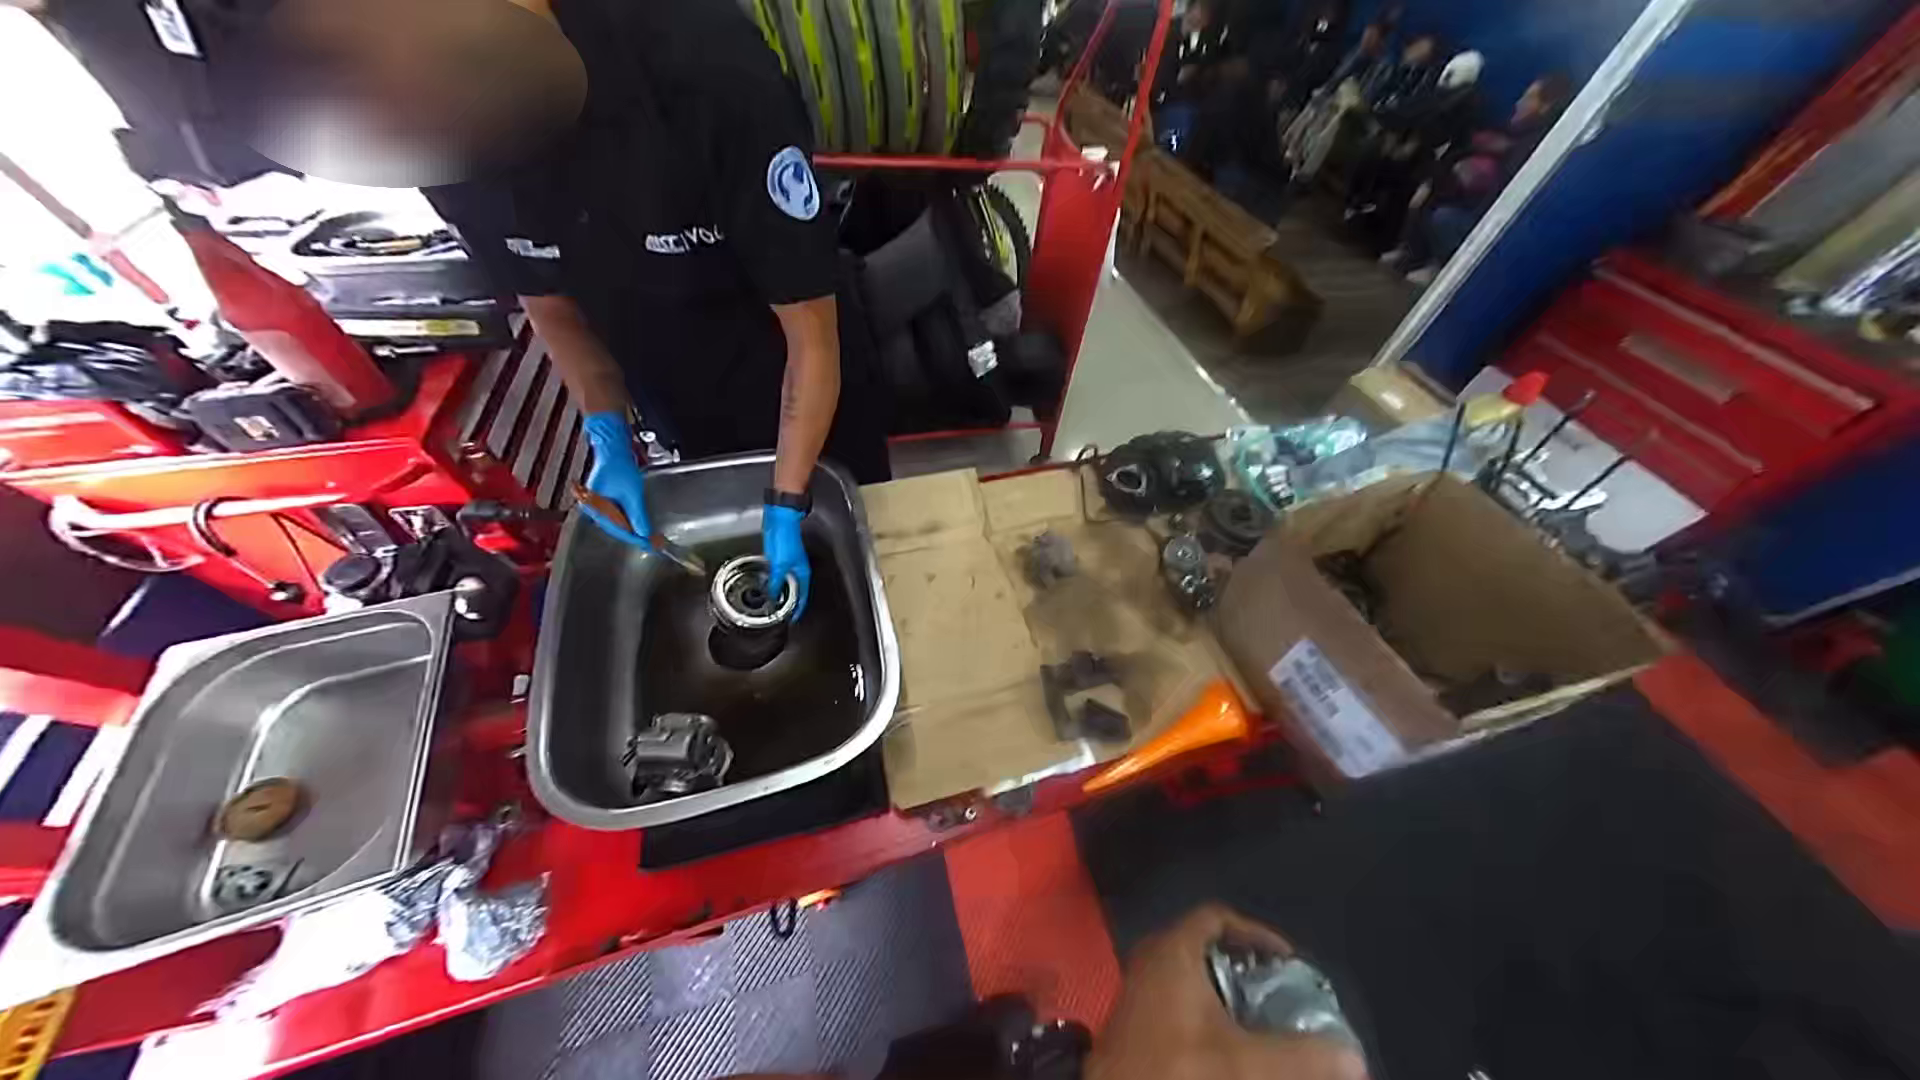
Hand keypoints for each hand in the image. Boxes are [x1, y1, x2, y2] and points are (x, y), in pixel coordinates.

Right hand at [580, 411, 650, 547]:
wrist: (613, 450)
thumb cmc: (619, 468)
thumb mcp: (633, 495)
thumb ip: (638, 516)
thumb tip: (644, 533)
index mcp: (595, 509)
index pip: (618, 531)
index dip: (636, 539)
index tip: (650, 545)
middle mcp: (593, 509)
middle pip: (617, 529)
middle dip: (635, 536)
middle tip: (652, 543)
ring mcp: (597, 505)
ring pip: (616, 524)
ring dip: (632, 529)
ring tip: (648, 536)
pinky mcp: (603, 500)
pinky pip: (616, 515)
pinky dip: (628, 520)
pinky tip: (638, 523)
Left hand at [762, 504, 810, 620]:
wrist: (780, 521)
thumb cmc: (785, 539)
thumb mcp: (779, 565)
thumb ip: (775, 582)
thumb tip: (771, 596)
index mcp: (802, 574)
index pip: (802, 598)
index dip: (797, 610)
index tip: (791, 620)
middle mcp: (797, 571)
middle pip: (793, 593)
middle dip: (787, 604)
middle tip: (778, 614)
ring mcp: (788, 565)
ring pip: (784, 585)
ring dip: (778, 594)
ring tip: (770, 604)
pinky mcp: (779, 559)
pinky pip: (776, 576)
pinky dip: (772, 583)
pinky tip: (765, 586)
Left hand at [1088, 905, 1367, 1079]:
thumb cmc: (1177, 1069)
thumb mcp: (1244, 1065)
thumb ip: (1300, 1057)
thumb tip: (1353, 1057)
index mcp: (1173, 950)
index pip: (1215, 916)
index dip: (1254, 931)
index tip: (1288, 960)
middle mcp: (1153, 957)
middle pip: (1204, 945)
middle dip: (1244, 966)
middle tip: (1280, 993)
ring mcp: (1141, 986)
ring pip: (1190, 973)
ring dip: (1226, 991)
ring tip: (1262, 1022)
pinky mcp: (1137, 1016)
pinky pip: (1177, 996)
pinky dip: (1207, 1009)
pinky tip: (1228, 1044)